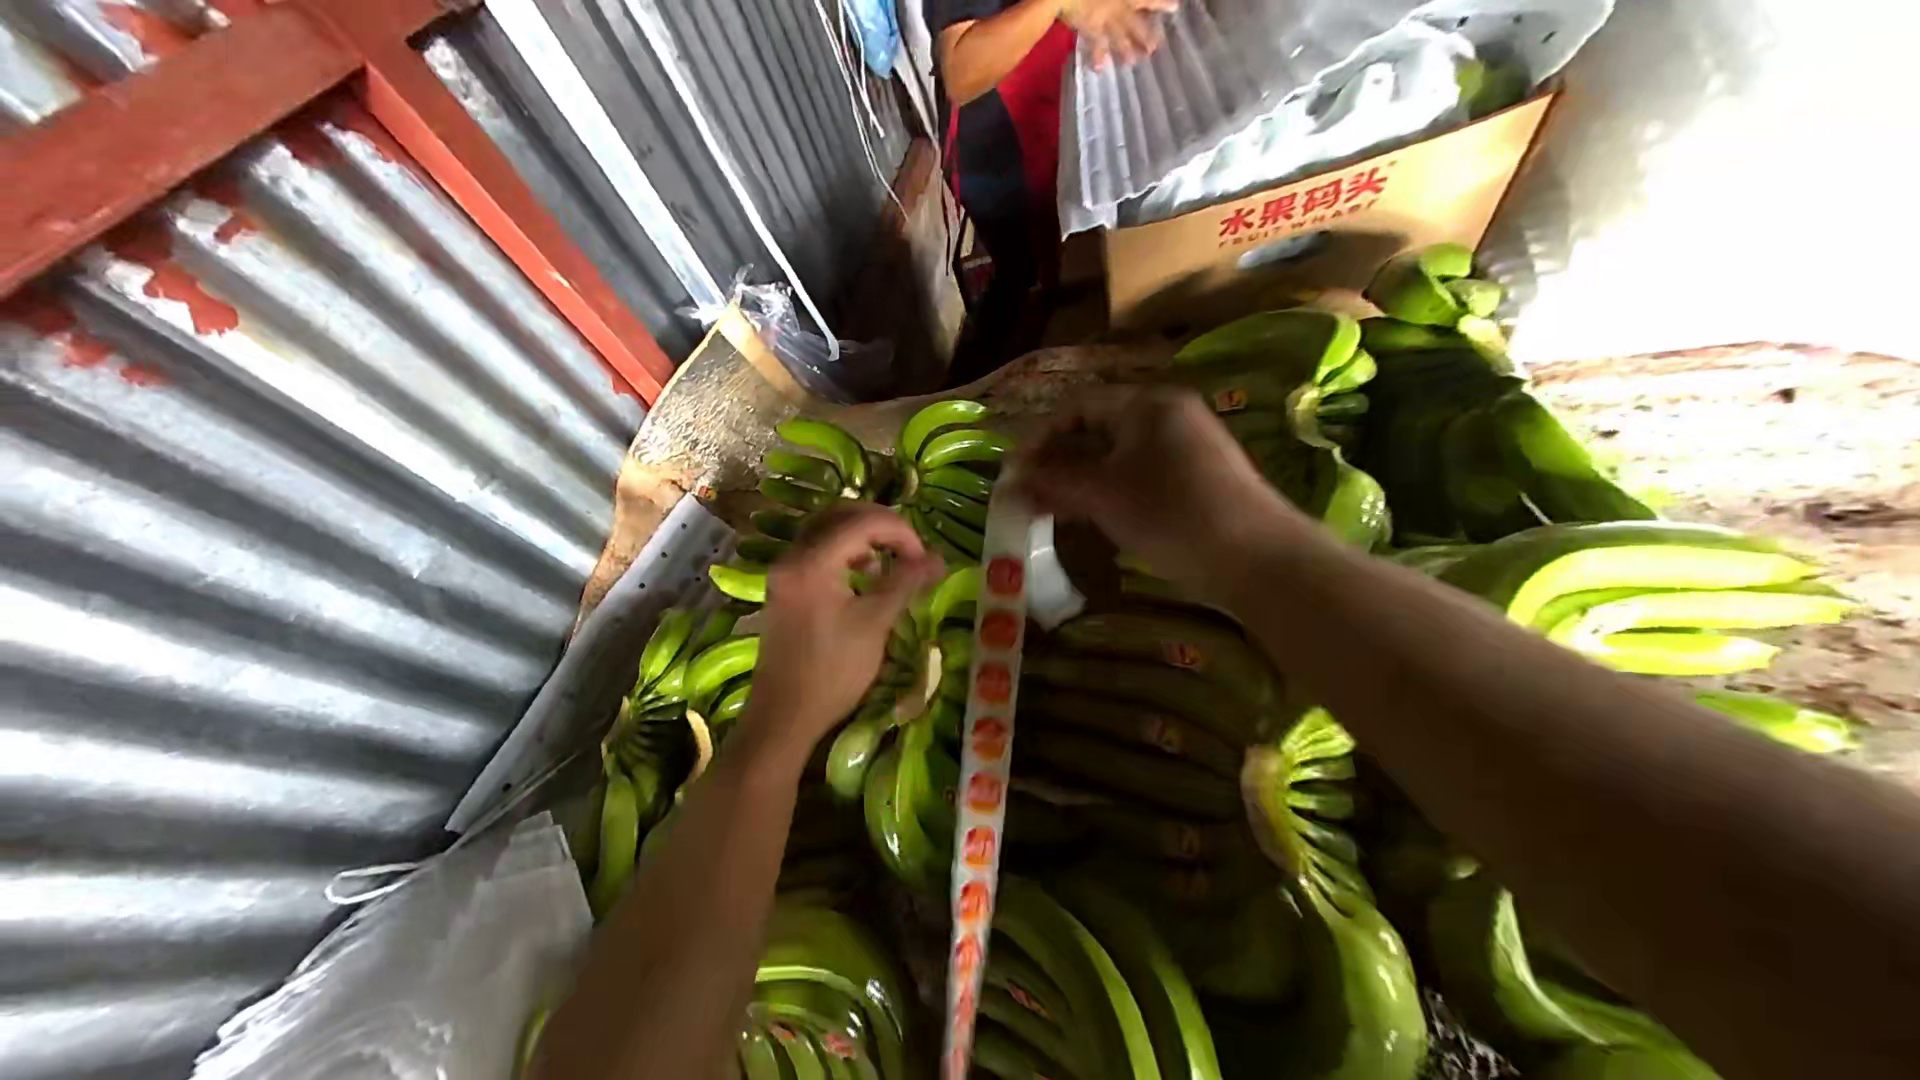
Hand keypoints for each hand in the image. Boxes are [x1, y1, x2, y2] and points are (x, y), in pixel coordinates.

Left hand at [743, 504, 944, 756]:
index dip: (900, 532)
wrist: (784, 716)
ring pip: (827, 531)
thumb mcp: (875, 623)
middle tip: (909, 549)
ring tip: (890, 562)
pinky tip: (863, 575)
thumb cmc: (832, 672)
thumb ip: (906, 582)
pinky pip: (817, 551)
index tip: (923, 558)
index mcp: (812, 562)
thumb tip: (939, 558)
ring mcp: (784, 571)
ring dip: (862, 536)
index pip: (861, 522)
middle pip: (840, 516)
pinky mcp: (785, 587)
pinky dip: (845, 552)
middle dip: (880, 525)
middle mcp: (792, 557)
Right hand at [1012, 385, 1307, 590]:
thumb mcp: (1103, 494)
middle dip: (1059, 464)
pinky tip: (1093, 521)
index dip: (1041, 437)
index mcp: (1147, 403)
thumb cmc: (1171, 513)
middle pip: (1097, 431)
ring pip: (1118, 458)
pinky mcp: (1196, 480)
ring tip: (1054, 513)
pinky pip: (1140, 477)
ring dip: (1082, 482)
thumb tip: (1011, 478)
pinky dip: (1111, 494)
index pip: (1078, 407)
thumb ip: (1053, 480)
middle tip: (1031, 496)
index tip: (1018, 472)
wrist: (1255, 558)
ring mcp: (1186, 448)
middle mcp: (1168, 416)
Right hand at [1062, 0, 1177, 66]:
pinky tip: (1099, 69)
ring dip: (1125, 50)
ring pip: (1118, 36)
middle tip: (1154, 48)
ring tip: (1132, 63)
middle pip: (1135, 22)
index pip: (1145, 0)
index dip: (1161, 4)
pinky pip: (1095, 43)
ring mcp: (1104, 19)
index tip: (1175, 8)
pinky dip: (1097, 56)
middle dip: (1145, 34)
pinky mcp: (1089, 28)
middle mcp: (1118, 6)